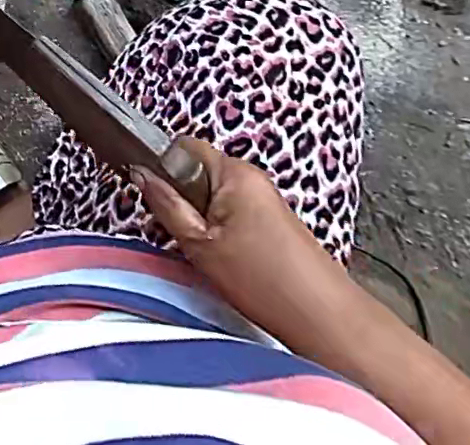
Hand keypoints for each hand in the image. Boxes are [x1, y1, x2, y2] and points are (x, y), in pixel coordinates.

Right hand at [129, 138, 355, 332]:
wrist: (330, 324)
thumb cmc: (268, 285)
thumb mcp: (198, 244)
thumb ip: (164, 203)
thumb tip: (140, 173)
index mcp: (234, 172)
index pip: (181, 146)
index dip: (160, 165)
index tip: (154, 192)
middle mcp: (251, 176)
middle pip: (195, 169)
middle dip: (181, 195)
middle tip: (181, 230)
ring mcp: (264, 197)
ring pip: (211, 192)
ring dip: (200, 214)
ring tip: (205, 248)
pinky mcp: (271, 217)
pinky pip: (230, 208)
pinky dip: (219, 227)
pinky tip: (225, 256)